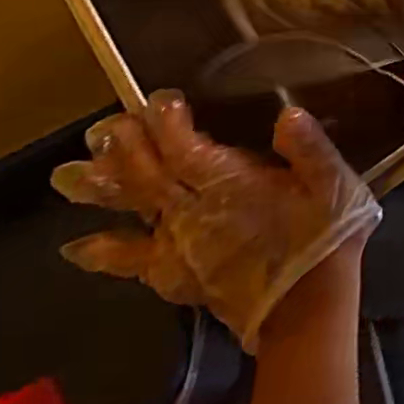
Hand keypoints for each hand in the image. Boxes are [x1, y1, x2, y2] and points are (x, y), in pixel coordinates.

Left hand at [51, 90, 380, 351]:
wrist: (310, 305)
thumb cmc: (327, 232)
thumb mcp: (333, 182)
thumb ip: (309, 148)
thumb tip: (289, 115)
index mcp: (232, 183)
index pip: (186, 149)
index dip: (167, 122)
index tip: (159, 98)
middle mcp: (195, 211)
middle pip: (149, 175)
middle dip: (124, 148)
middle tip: (104, 126)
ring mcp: (181, 244)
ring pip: (133, 211)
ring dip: (101, 190)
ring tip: (70, 174)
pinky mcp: (177, 274)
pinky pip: (133, 262)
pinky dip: (105, 253)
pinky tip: (77, 248)